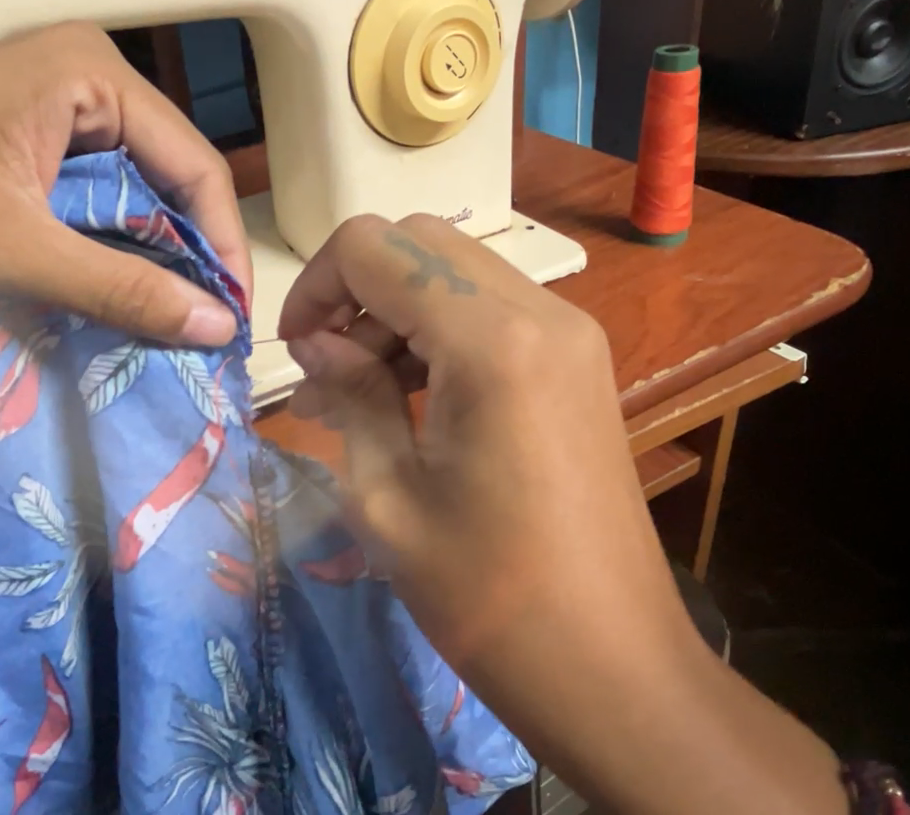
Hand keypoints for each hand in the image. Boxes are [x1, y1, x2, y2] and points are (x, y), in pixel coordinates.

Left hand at [0, 22, 248, 344]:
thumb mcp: (14, 247)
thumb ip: (122, 287)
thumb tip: (217, 328)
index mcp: (93, 72)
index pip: (194, 164)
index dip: (222, 244)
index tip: (231, 317)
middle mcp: (85, 76)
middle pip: (167, 174)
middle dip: (188, 250)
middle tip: (204, 325)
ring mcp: (54, 104)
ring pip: (132, 188)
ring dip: (149, 252)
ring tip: (171, 317)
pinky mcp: (27, 137)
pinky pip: (93, 194)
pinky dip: (107, 243)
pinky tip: (118, 289)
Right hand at [277, 214, 667, 662]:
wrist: (613, 667)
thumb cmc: (488, 596)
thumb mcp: (388, 497)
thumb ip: (350, 394)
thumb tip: (318, 342)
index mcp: (490, 341)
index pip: (375, 248)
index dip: (317, 285)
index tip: (296, 353)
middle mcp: (540, 312)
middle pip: (420, 242)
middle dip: (357, 289)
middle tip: (327, 368)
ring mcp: (571, 332)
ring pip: (457, 269)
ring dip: (397, 308)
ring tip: (360, 392)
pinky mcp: (579, 360)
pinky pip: (493, 308)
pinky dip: (441, 329)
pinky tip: (414, 396)